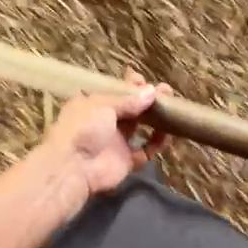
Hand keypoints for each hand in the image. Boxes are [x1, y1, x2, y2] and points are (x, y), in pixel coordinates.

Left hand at [41, 72, 173, 196]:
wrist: (74, 167)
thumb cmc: (84, 127)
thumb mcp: (103, 105)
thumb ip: (128, 100)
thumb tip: (152, 91)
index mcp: (92, 104)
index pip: (114, 91)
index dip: (129, 85)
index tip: (143, 80)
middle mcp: (104, 121)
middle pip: (129, 108)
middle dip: (147, 99)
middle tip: (165, 91)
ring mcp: (115, 142)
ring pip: (139, 127)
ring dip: (155, 118)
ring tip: (173, 107)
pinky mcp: (125, 160)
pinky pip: (145, 150)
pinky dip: (156, 143)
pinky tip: (168, 133)